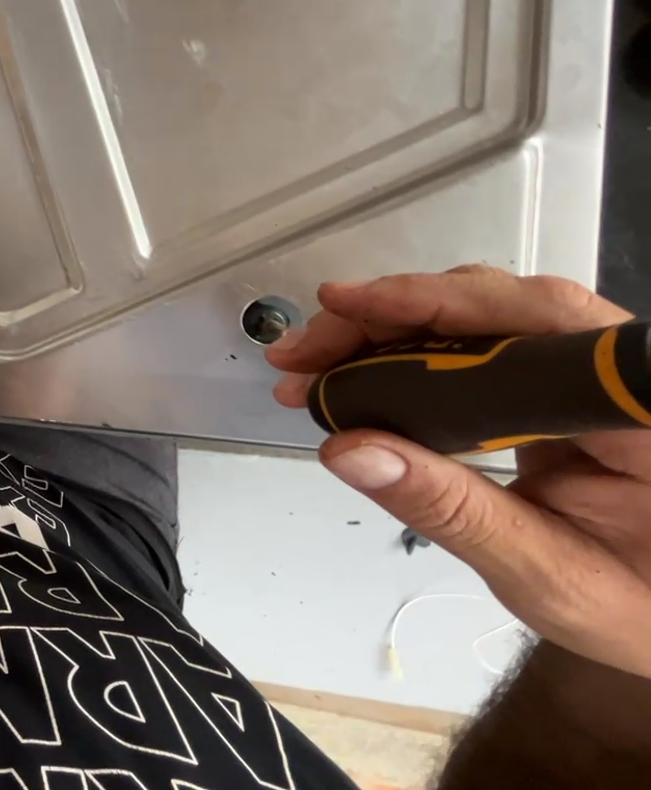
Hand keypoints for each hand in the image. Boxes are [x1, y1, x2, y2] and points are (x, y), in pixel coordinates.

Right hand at [266, 265, 650, 678]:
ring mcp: (596, 381)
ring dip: (380, 335)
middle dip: (382, 319)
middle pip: (497, 307)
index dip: (439, 302)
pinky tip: (350, 376)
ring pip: (477, 318)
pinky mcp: (561, 388)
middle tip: (300, 355)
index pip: (545, 324)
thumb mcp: (550, 578)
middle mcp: (628, 382)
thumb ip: (453, 512)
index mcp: (649, 419)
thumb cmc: (646, 612)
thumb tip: (348, 451)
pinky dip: (400, 354)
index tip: (346, 305)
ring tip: (309, 369)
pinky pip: (476, 345)